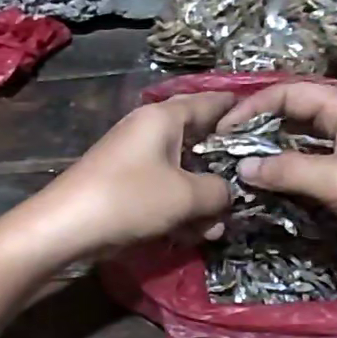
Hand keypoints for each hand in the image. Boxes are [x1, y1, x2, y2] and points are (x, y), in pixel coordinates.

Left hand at [9, 92, 235, 264]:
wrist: (64, 228)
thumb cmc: (129, 200)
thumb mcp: (186, 195)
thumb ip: (219, 190)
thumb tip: (228, 193)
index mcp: (164, 117)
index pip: (213, 102)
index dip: (244, 115)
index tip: (273, 133)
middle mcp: (148, 131)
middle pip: (199, 142)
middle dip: (223, 172)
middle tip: (249, 194)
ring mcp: (134, 159)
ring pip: (182, 173)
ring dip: (201, 200)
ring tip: (216, 228)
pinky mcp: (123, 187)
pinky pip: (162, 192)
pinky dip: (178, 210)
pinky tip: (193, 235)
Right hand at [216, 82, 336, 255]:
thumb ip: (287, 171)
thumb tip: (241, 168)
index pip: (287, 94)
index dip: (249, 109)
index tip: (218, 133)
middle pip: (291, 118)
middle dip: (255, 133)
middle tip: (222, 156)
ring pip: (300, 146)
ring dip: (270, 159)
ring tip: (236, 176)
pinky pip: (312, 171)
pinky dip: (288, 179)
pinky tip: (268, 193)